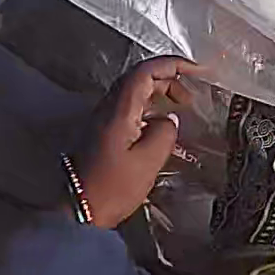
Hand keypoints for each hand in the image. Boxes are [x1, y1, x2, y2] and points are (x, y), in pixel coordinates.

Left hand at [73, 57, 198, 228]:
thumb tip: (169, 120)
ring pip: (134, 91)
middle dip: (169, 78)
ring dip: (160, 92)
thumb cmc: (113, 187)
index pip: (146, 71)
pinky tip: (161, 124)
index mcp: (120, 109)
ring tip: (181, 107)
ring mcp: (104, 118)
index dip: (172, 64)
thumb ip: (164, 134)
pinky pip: (130, 107)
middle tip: (190, 96)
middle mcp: (109, 107)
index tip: (196, 71)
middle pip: (140, 76)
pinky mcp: (103, 131)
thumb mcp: (147, 162)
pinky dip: (150, 106)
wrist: (78, 209)